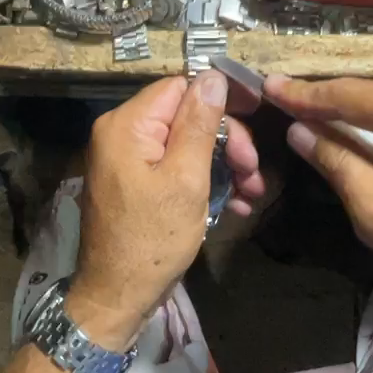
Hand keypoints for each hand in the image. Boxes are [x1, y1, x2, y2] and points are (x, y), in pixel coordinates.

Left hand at [70, 72, 265, 347]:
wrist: (117, 296)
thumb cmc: (152, 239)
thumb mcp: (185, 180)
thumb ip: (199, 124)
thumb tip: (213, 76)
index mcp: (127, 125)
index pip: (180, 87)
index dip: (221, 101)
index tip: (255, 120)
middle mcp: (120, 134)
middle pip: (185, 116)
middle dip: (226, 141)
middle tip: (253, 172)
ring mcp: (126, 161)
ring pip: (185, 145)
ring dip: (222, 165)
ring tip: (251, 194)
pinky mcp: (135, 184)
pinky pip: (173, 169)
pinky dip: (203, 183)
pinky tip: (235, 204)